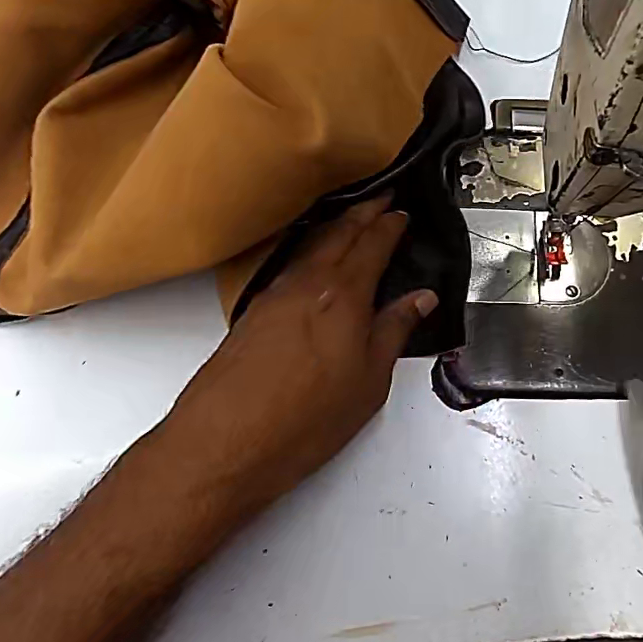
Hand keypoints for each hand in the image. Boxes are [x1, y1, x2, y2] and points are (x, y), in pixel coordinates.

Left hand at [157, 193, 437, 518]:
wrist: (222, 445)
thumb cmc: (302, 420)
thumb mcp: (369, 381)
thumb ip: (394, 331)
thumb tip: (419, 300)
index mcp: (342, 296)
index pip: (371, 245)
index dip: (389, 225)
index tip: (401, 213)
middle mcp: (305, 285)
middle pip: (338, 234)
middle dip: (362, 212)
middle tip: (381, 197)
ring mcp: (273, 296)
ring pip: (310, 246)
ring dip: (334, 227)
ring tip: (352, 220)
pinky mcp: (251, 314)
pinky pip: (289, 265)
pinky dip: (309, 251)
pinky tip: (314, 261)